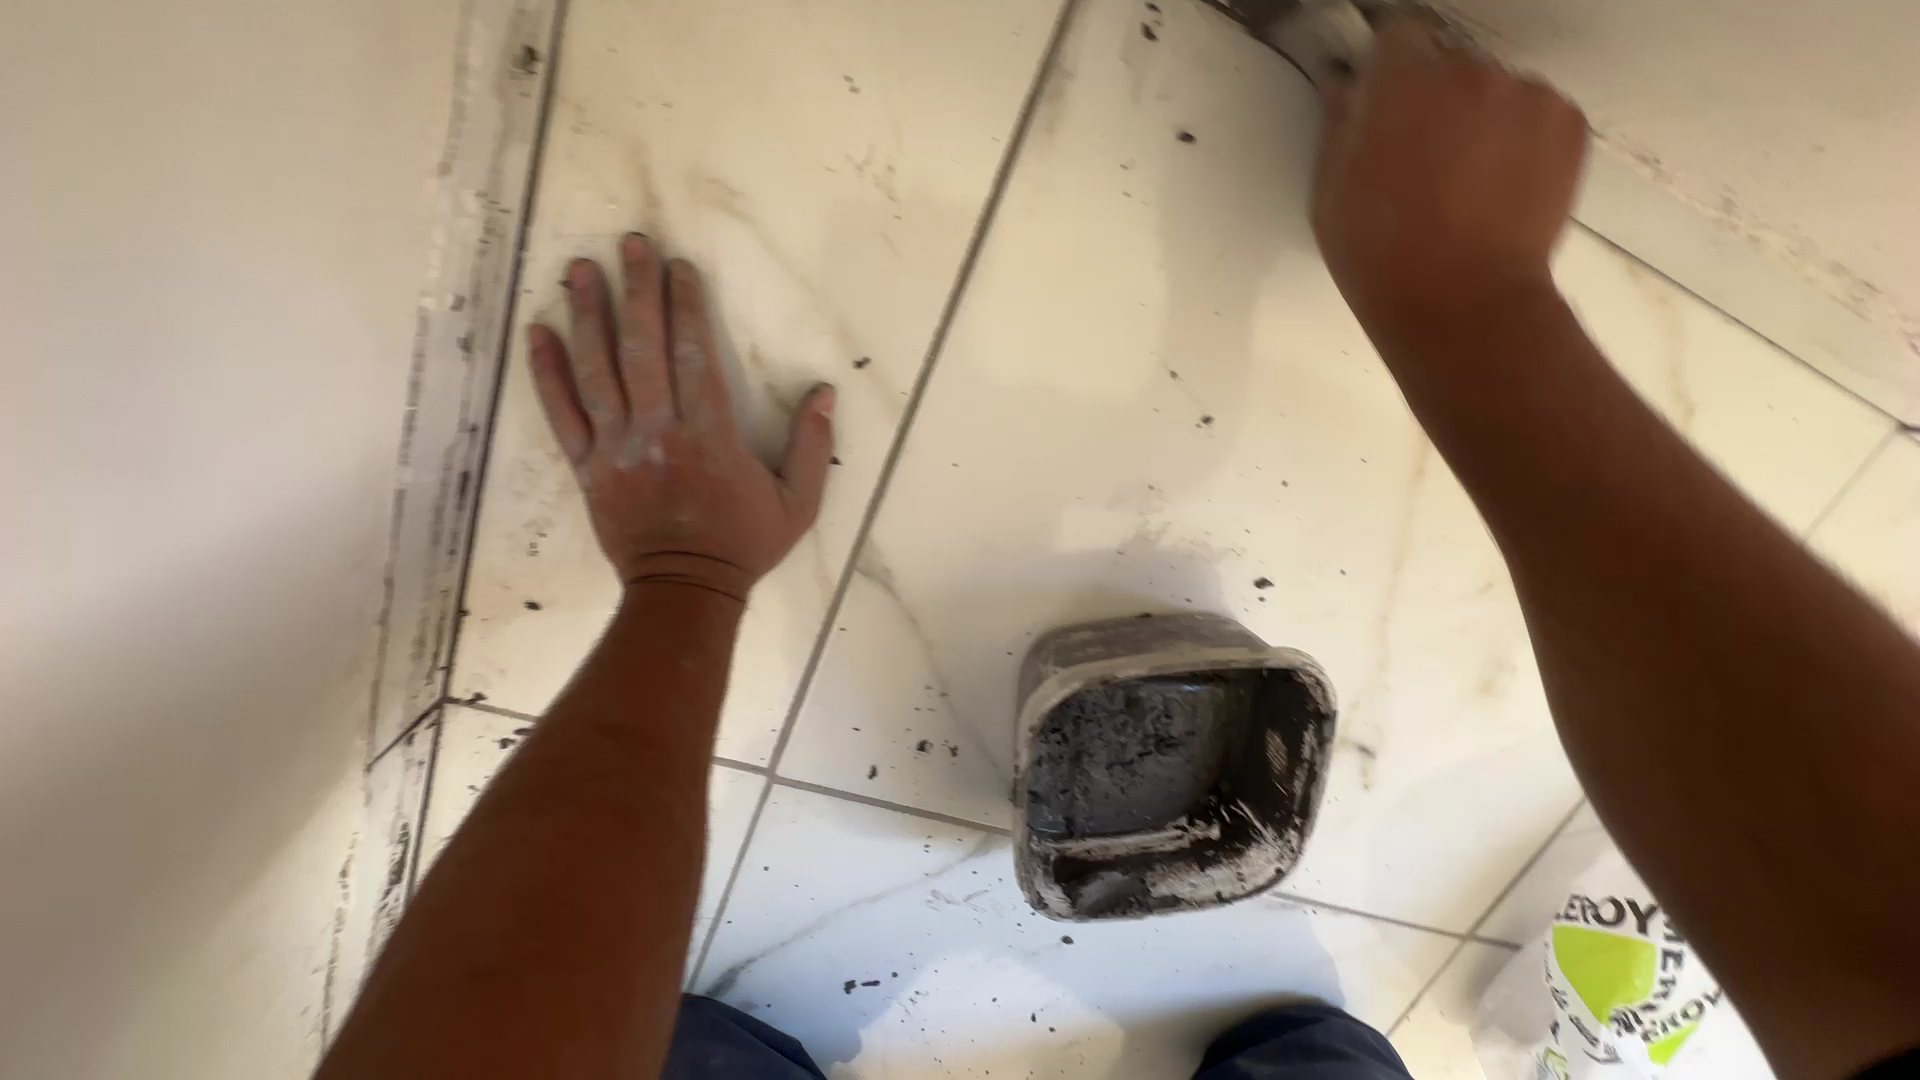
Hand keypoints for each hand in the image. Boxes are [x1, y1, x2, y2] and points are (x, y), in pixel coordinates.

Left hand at [527, 235, 834, 603]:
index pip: (694, 356)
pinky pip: (561, 414)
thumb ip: (812, 447)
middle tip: (628, 243)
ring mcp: (617, 448)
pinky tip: (537, 331)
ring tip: (579, 269)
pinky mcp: (587, 467)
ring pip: (597, 371)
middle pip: (642, 349)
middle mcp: (659, 432)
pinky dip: (547, 372)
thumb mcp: (798, 503)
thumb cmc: (744, 544)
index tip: (679, 268)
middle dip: (636, 291)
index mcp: (711, 437)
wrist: (685, 590)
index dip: (686, 307)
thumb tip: (824, 393)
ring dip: (587, 316)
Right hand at [1312, 16, 1588, 329]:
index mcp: (1401, 84)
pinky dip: (1516, 140)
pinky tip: (1493, 189)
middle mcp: (1469, 71)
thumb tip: (1345, 91)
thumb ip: (1339, 127)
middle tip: (1417, 160)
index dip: (1387, 68)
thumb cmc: (1381, 257)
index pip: (1397, 36)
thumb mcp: (1330, 195)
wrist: (1459, 301)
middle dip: (1432, 99)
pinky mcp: (1567, 122)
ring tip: (1460, 184)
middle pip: (1448, 64)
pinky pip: (1533, 113)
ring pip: (1493, 89)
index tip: (1382, 100)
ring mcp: (1527, 94)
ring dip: (1477, 119)